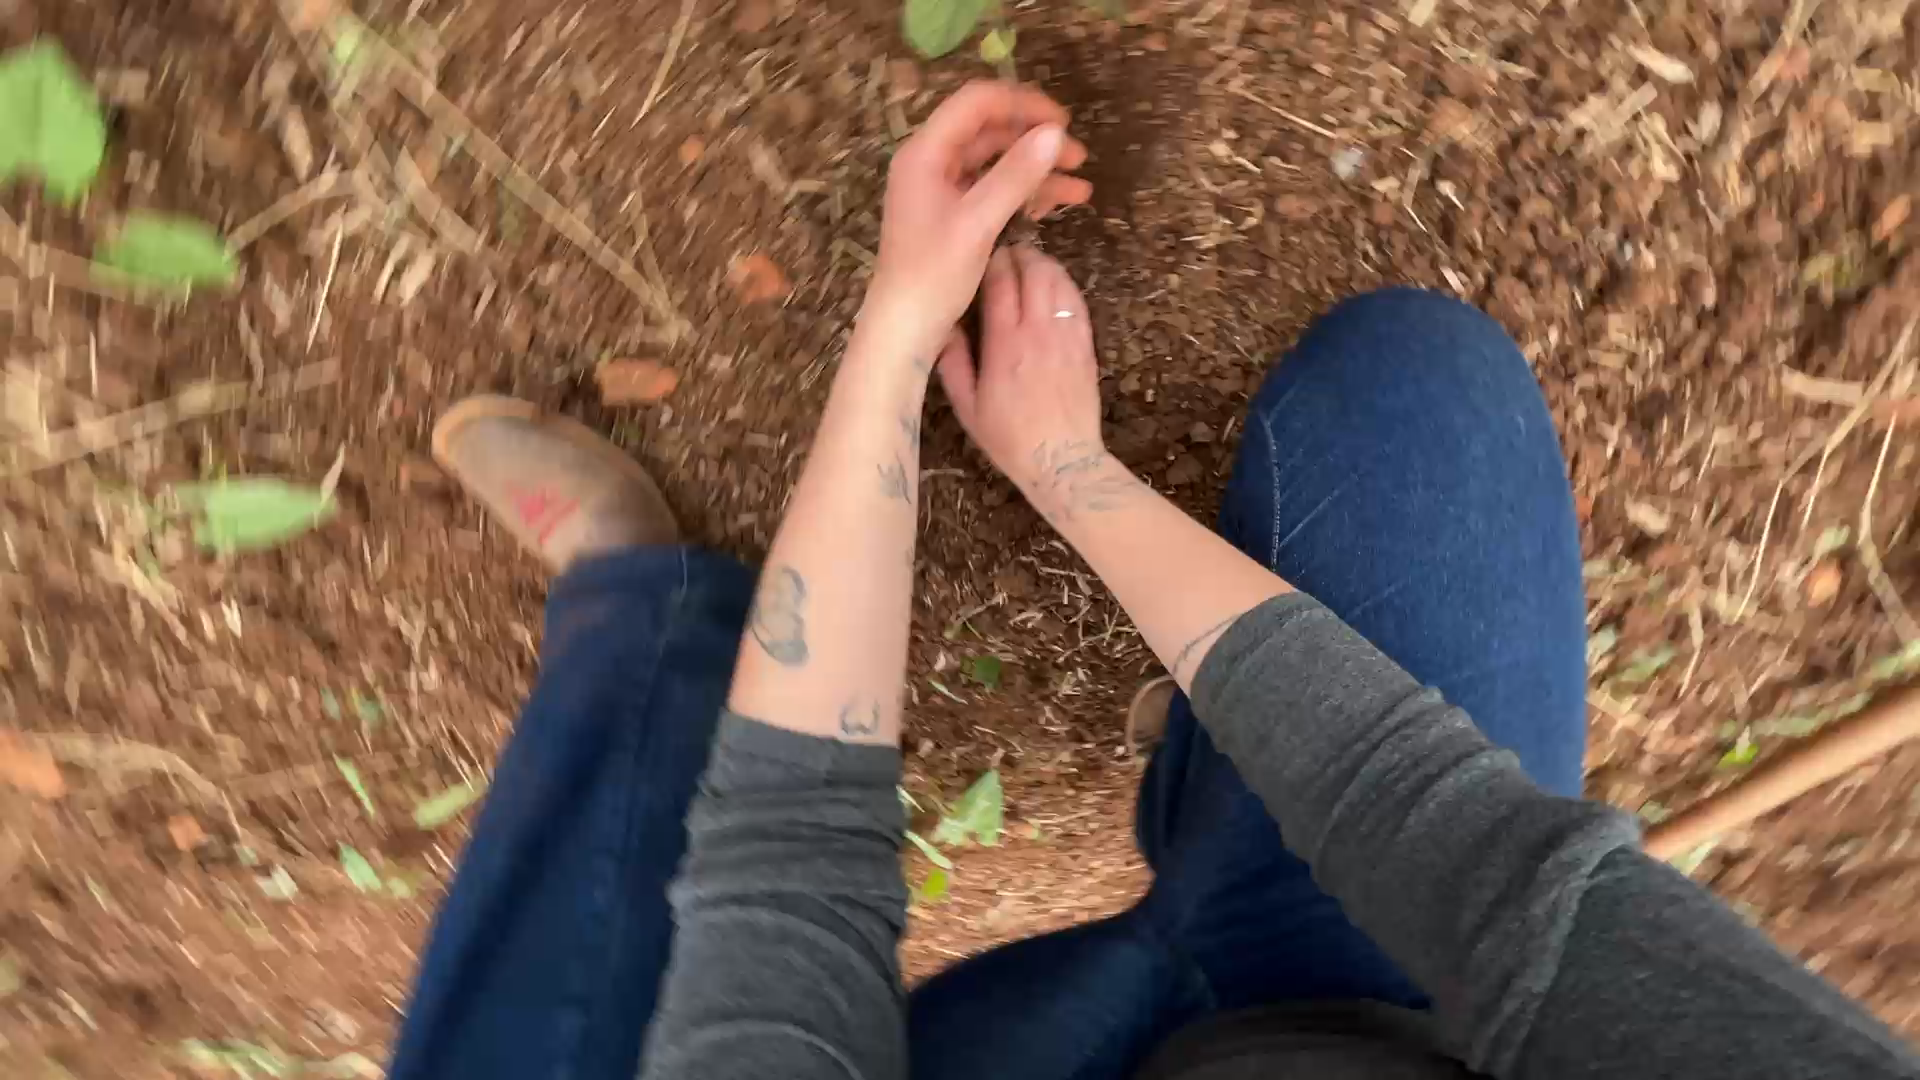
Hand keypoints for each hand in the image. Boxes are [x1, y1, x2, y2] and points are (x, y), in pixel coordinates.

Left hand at [861, 82, 1091, 358]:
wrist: (904, 329)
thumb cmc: (932, 276)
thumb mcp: (977, 223)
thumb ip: (1015, 175)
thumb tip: (1055, 134)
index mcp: (926, 153)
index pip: (977, 103)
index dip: (1023, 105)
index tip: (1063, 123)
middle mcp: (931, 164)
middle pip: (989, 134)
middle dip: (1035, 143)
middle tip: (1078, 158)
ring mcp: (941, 193)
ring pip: (995, 167)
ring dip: (1035, 174)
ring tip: (1079, 190)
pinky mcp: (951, 219)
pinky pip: (990, 194)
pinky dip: (1020, 197)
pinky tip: (1052, 207)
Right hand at [939, 244, 1115, 514]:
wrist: (1062, 460)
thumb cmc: (1009, 438)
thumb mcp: (967, 407)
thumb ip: (953, 364)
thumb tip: (944, 328)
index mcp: (1005, 344)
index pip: (1001, 281)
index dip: (992, 261)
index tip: (982, 259)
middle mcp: (1039, 332)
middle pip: (1032, 270)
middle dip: (1018, 255)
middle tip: (1005, 256)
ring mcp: (1067, 336)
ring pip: (1058, 279)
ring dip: (1042, 265)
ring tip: (1028, 266)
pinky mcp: (1086, 345)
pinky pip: (1077, 300)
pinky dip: (1064, 284)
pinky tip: (1053, 287)